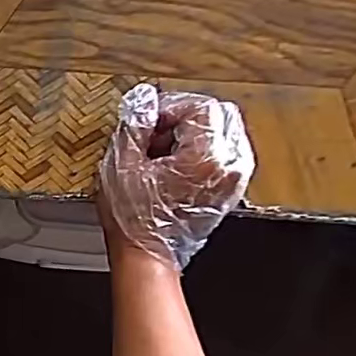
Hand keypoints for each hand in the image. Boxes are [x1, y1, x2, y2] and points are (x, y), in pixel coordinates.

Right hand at [98, 83, 252, 269]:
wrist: (146, 255)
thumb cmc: (133, 219)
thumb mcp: (121, 165)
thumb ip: (134, 126)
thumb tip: (142, 100)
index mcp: (208, 157)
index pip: (200, 107)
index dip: (167, 107)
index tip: (144, 120)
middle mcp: (231, 165)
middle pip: (217, 116)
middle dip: (181, 118)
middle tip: (150, 134)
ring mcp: (234, 179)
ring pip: (220, 133)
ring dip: (188, 135)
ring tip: (157, 155)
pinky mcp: (228, 189)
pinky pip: (220, 154)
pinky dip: (196, 152)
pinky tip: (168, 168)